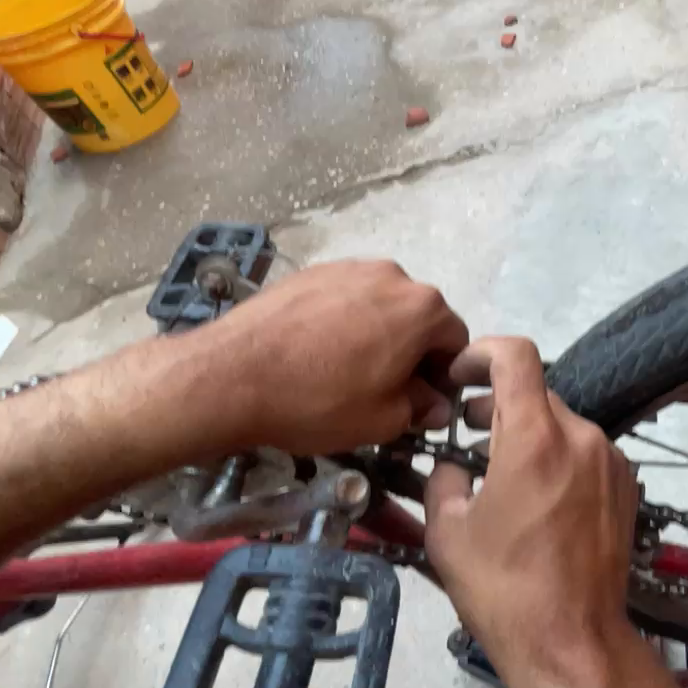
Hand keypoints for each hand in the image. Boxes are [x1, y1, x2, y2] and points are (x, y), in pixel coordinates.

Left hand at [164, 259, 469, 455]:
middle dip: (413, 350)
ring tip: (346, 366)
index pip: (457, 340)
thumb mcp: (382, 420)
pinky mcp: (314, 270)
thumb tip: (435, 404)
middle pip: (420, 316)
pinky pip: (346, 296)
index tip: (423, 398)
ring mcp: (351, 267)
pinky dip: (345, 319)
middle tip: (386, 386)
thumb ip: (421, 408)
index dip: (445, 374)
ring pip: (382, 303)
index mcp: (424, 309)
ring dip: (379, 331)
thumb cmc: (319, 401)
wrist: (230, 375)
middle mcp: (395, 276)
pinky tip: (317, 349)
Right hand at [425, 338, 638, 686]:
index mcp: (535, 438)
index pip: (517, 356)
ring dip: (530, 433)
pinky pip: (586, 450)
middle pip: (537, 393)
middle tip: (471, 434)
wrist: (574, 642)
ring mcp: (611, 458)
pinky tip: (543, 500)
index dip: (483, 351)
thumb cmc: (503, 589)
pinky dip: (559, 456)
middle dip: (499, 404)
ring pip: (562, 423)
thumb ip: (444, 479)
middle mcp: (581, 435)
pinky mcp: (628, 483)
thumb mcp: (448, 533)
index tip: (461, 374)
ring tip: (505, 474)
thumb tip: (454, 464)